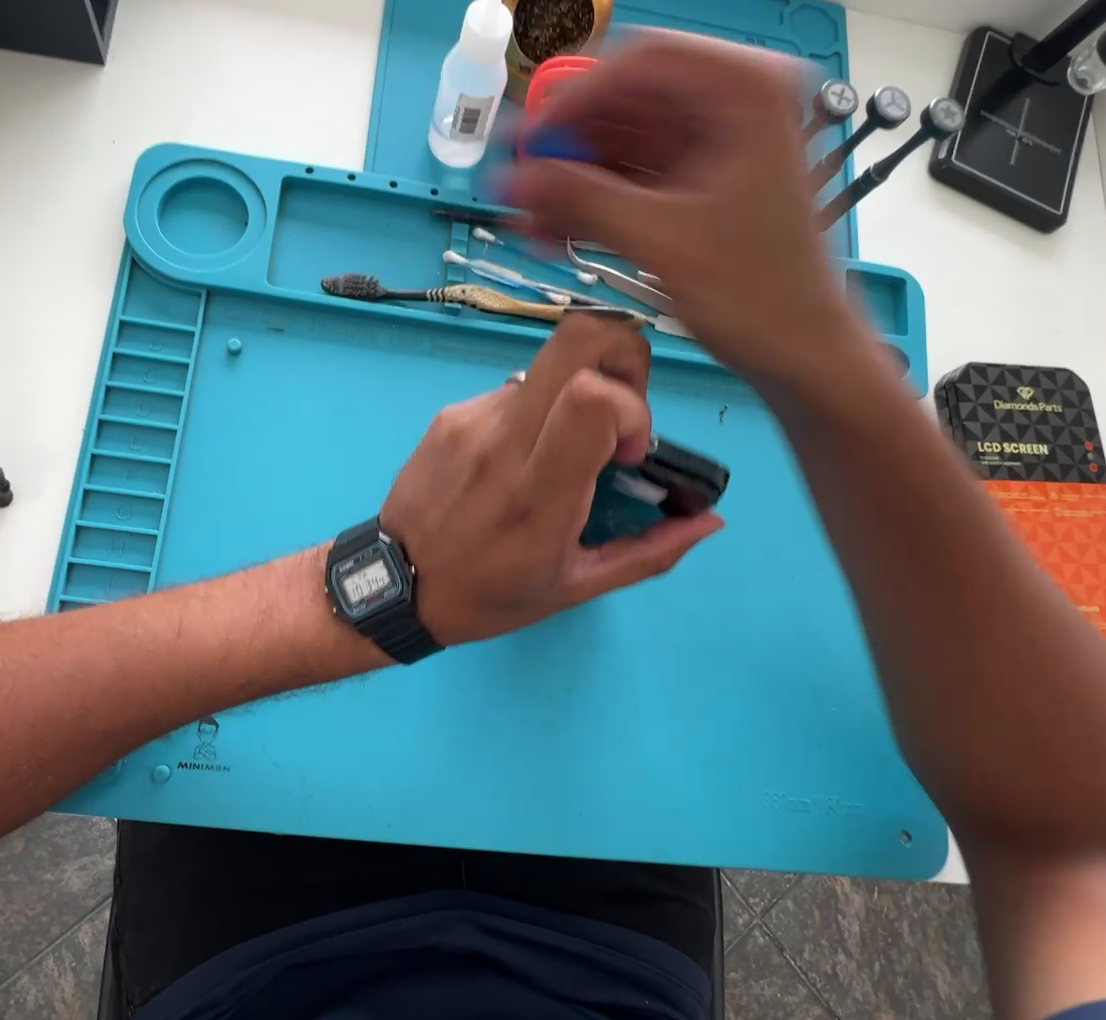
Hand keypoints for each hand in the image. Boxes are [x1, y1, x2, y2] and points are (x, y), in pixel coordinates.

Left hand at [379, 315, 722, 645]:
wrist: (394, 587)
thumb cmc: (488, 595)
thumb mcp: (575, 588)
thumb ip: (649, 553)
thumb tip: (711, 520)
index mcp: (540, 494)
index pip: (594, 395)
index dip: (631, 406)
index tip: (627, 453)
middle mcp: (503, 443)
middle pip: (577, 338)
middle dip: (622, 353)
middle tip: (619, 410)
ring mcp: (470, 420)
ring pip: (548, 370)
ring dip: (572, 401)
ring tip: (558, 456)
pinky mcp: (449, 414)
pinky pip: (512, 391)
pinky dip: (533, 414)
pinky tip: (518, 461)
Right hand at [503, 34, 878, 395]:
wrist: (801, 351)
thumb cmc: (760, 296)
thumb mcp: (662, 241)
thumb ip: (584, 202)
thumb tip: (516, 180)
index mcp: (747, 92)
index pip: (643, 62)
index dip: (577, 100)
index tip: (531, 141)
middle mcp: (733, 108)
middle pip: (628, 105)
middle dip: (568, 148)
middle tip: (517, 180)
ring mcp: (715, 151)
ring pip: (624, 148)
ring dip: (573, 181)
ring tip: (525, 216)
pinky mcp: (700, 190)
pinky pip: (634, 183)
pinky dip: (595, 205)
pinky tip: (552, 230)